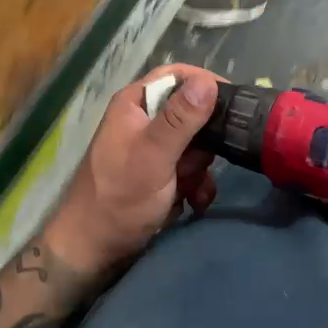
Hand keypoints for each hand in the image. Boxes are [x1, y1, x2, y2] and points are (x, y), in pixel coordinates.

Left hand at [41, 64, 223, 277]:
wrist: (94, 252)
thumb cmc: (119, 197)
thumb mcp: (154, 155)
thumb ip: (181, 119)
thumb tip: (209, 81)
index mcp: (135, 103)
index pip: (177, 75)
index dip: (205, 83)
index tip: (233, 102)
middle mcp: (144, 120)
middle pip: (191, 111)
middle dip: (204, 140)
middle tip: (203, 160)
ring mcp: (152, 149)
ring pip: (195, 144)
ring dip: (200, 168)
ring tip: (192, 188)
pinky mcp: (160, 175)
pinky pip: (190, 170)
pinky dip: (196, 185)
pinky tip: (195, 202)